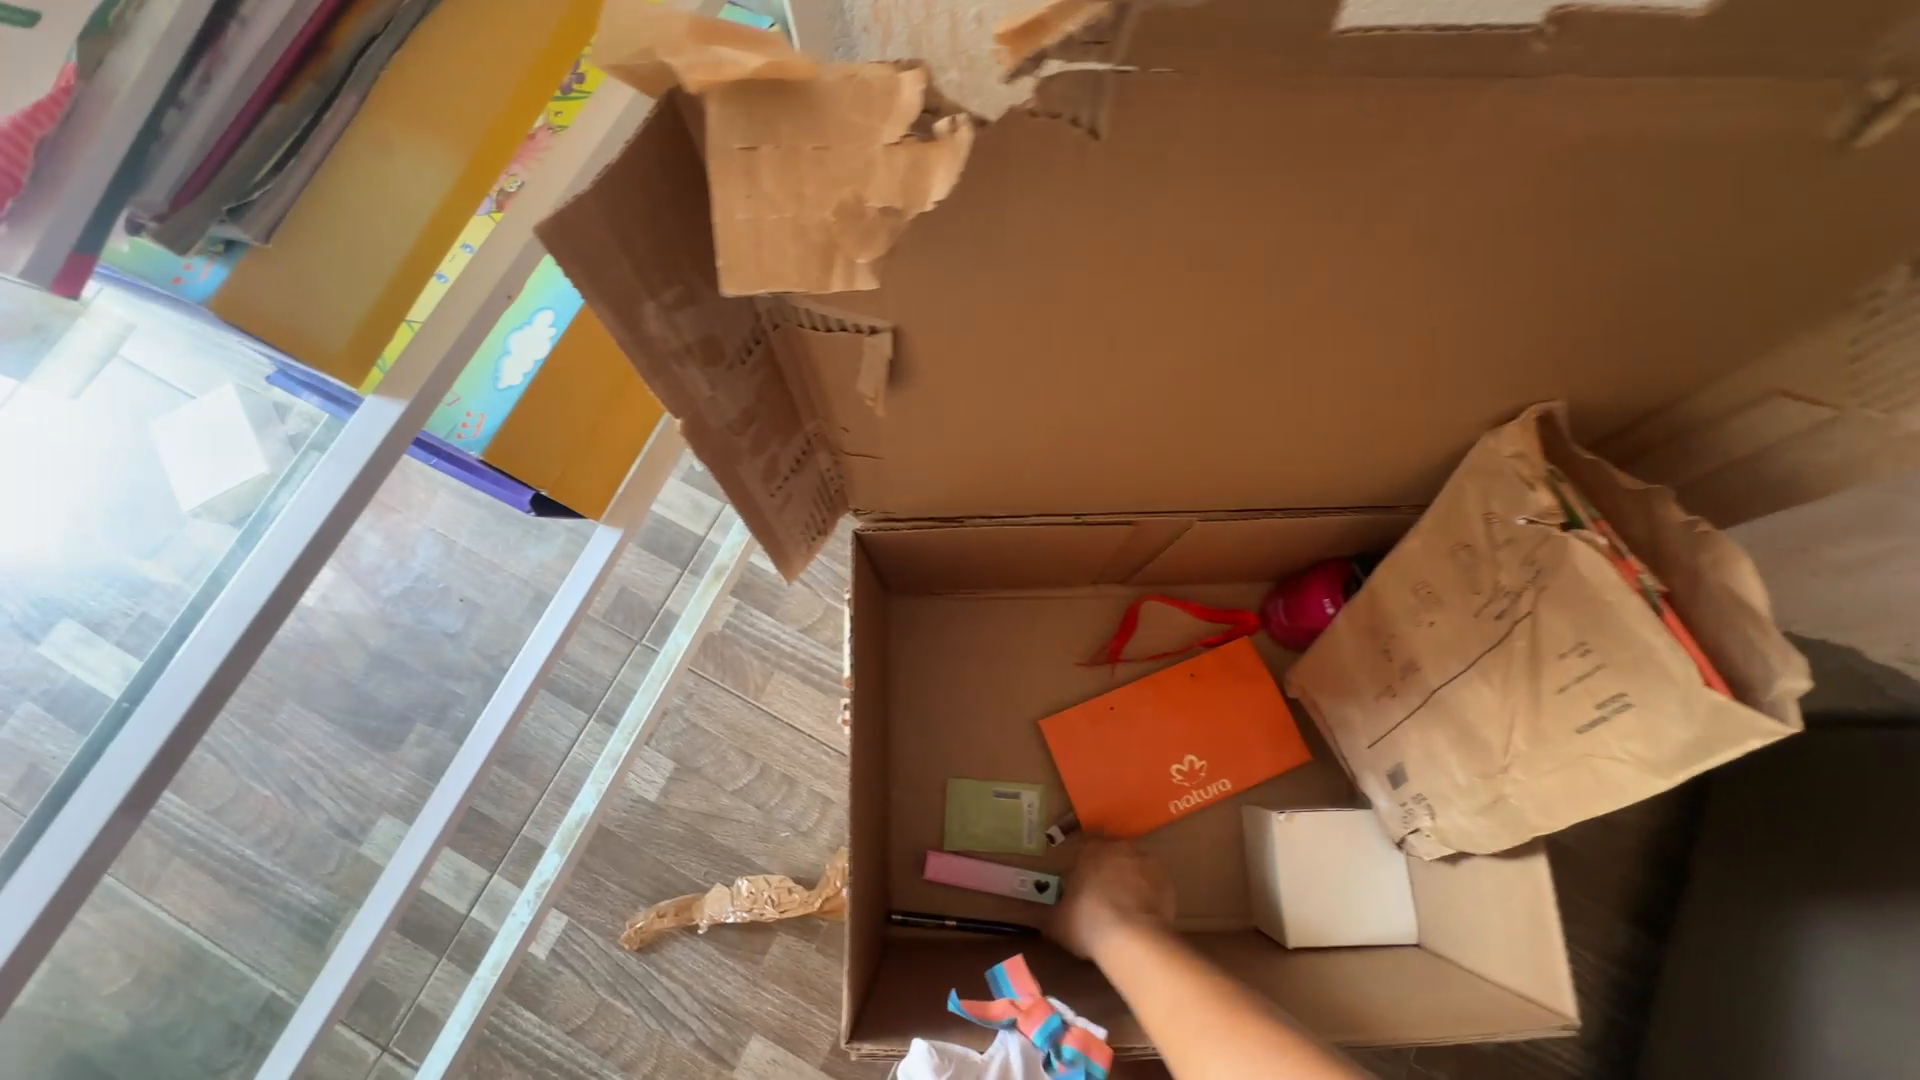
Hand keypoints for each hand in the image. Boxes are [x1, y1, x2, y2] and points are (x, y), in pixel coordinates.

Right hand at [1050, 838, 1175, 958]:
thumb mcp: (1056, 922)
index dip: (1086, 865)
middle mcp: (1121, 848)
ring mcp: (1147, 863)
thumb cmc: (1087, 922)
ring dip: (1131, 882)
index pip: (1087, 847)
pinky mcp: (1167, 883)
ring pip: (1136, 868)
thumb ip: (1050, 914)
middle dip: (1110, 871)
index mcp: (1091, 850)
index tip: (1084, 883)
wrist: (1132, 938)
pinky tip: (1142, 919)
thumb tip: (1040, 917)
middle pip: (1114, 855)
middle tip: (1104, 897)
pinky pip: (1154, 887)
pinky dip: (1149, 898)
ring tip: (1125, 910)